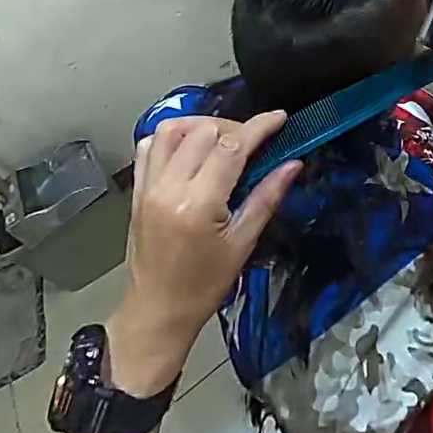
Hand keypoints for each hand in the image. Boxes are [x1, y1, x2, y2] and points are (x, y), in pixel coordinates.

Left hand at [106, 113, 299, 395]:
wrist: (156, 314)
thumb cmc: (204, 285)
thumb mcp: (243, 243)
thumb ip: (267, 196)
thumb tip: (294, 163)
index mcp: (198, 205)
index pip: (232, 146)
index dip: (259, 127)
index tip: (279, 118)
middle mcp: (169, 188)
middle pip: (204, 131)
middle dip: (235, 127)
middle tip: (254, 142)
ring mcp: (148, 187)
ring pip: (172, 129)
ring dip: (201, 125)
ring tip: (223, 138)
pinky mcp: (137, 190)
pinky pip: (149, 146)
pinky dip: (172, 137)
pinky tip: (191, 148)